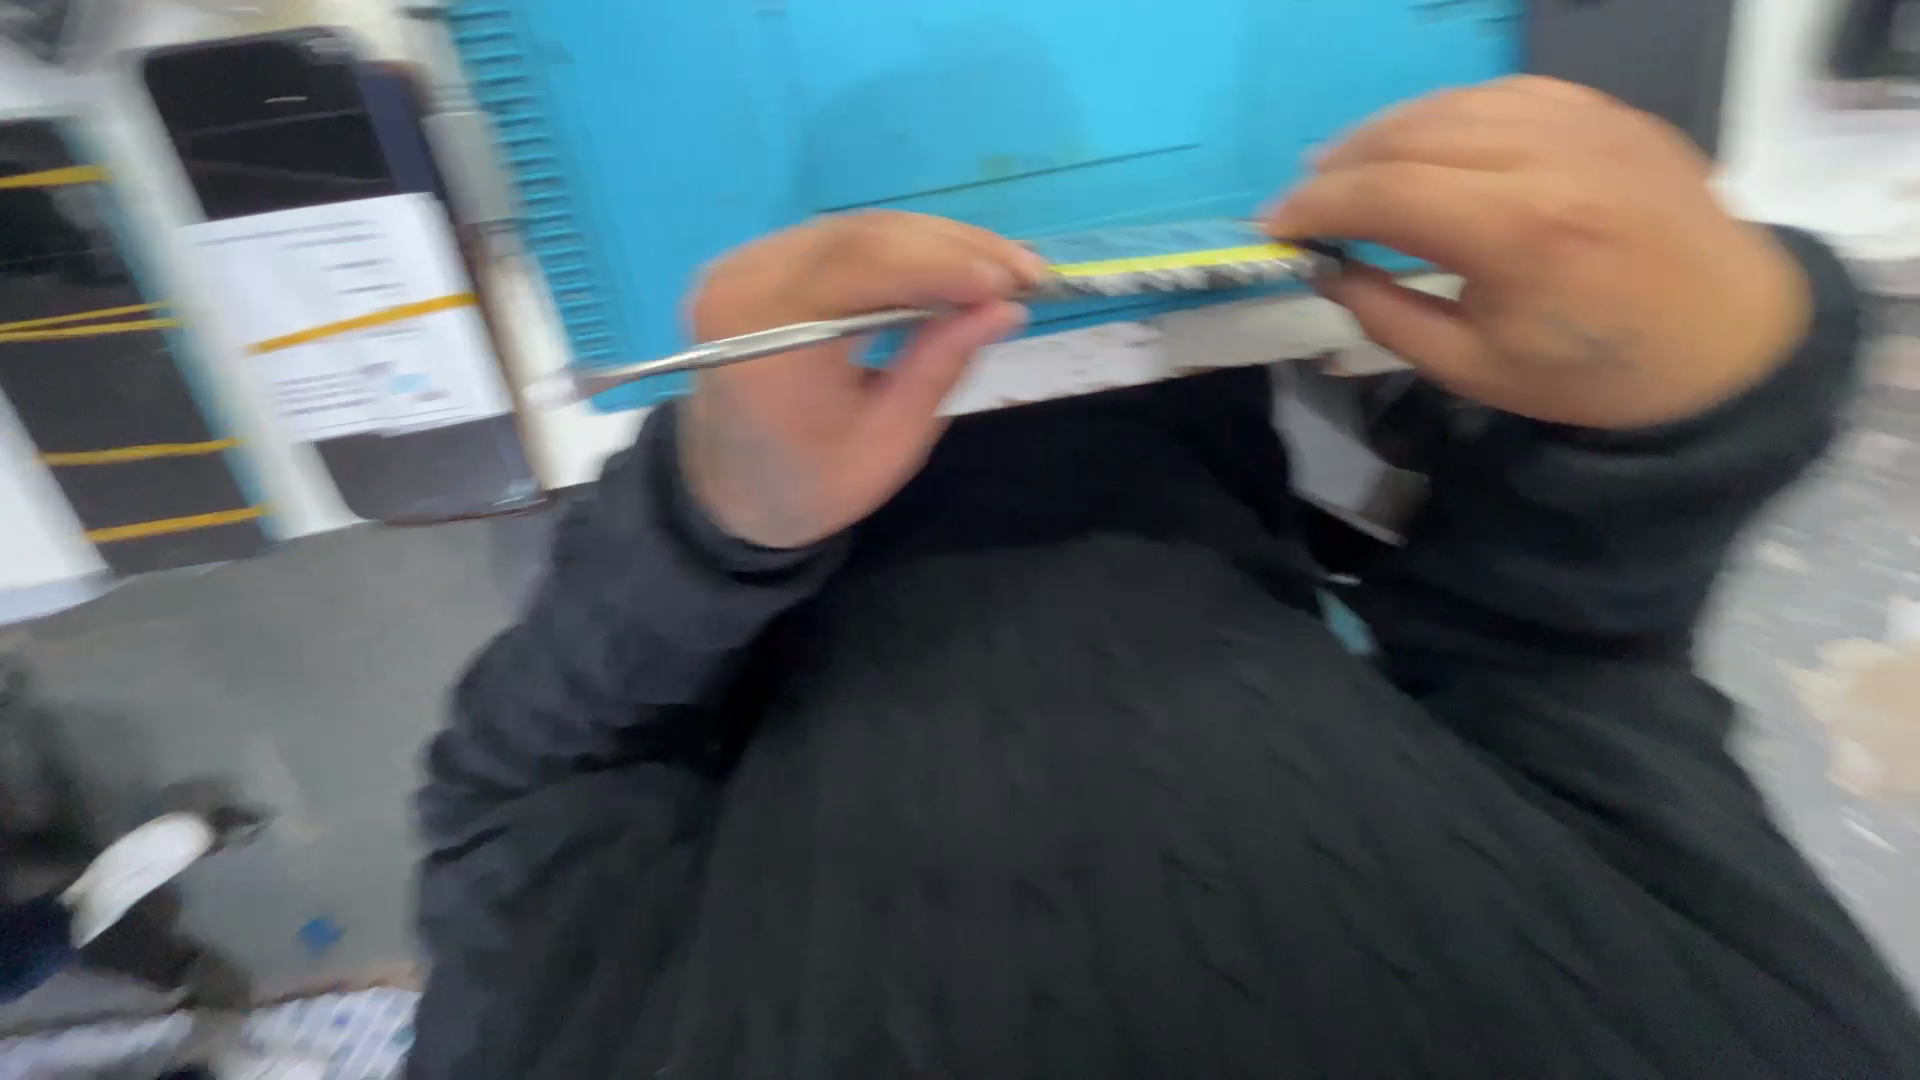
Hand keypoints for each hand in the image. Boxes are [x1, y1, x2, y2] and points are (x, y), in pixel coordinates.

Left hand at [681, 211, 1042, 548]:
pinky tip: (954, 266)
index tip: (1011, 281)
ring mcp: (745, 265)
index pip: (859, 270)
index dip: (941, 265)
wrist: (732, 486)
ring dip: (936, 245)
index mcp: (761, 342)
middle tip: (1025, 271)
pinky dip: (904, 251)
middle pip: (862, 237)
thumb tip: (1004, 308)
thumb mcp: (887, 445)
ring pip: (858, 230)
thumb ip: (938, 369)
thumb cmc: (811, 482)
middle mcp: (743, 284)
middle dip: (952, 248)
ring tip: (1003, 268)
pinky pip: (844, 242)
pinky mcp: (760, 262)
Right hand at [1266, 77, 1812, 429]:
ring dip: (1382, 132)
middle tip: (1297, 200)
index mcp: (1517, 231)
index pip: (1387, 192)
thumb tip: (1323, 268)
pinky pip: (1503, 93)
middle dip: (1337, 167)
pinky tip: (1415, 141)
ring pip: (1453, 103)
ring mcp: (1586, 123)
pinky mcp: (1606, 113)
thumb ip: (1382, 313)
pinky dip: (1442, 113)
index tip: (1274, 226)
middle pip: (1412, 136)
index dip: (1316, 205)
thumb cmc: (1583, 371)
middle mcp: (1551, 157)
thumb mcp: (1464, 366)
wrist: (1722, 340)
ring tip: (1340, 166)